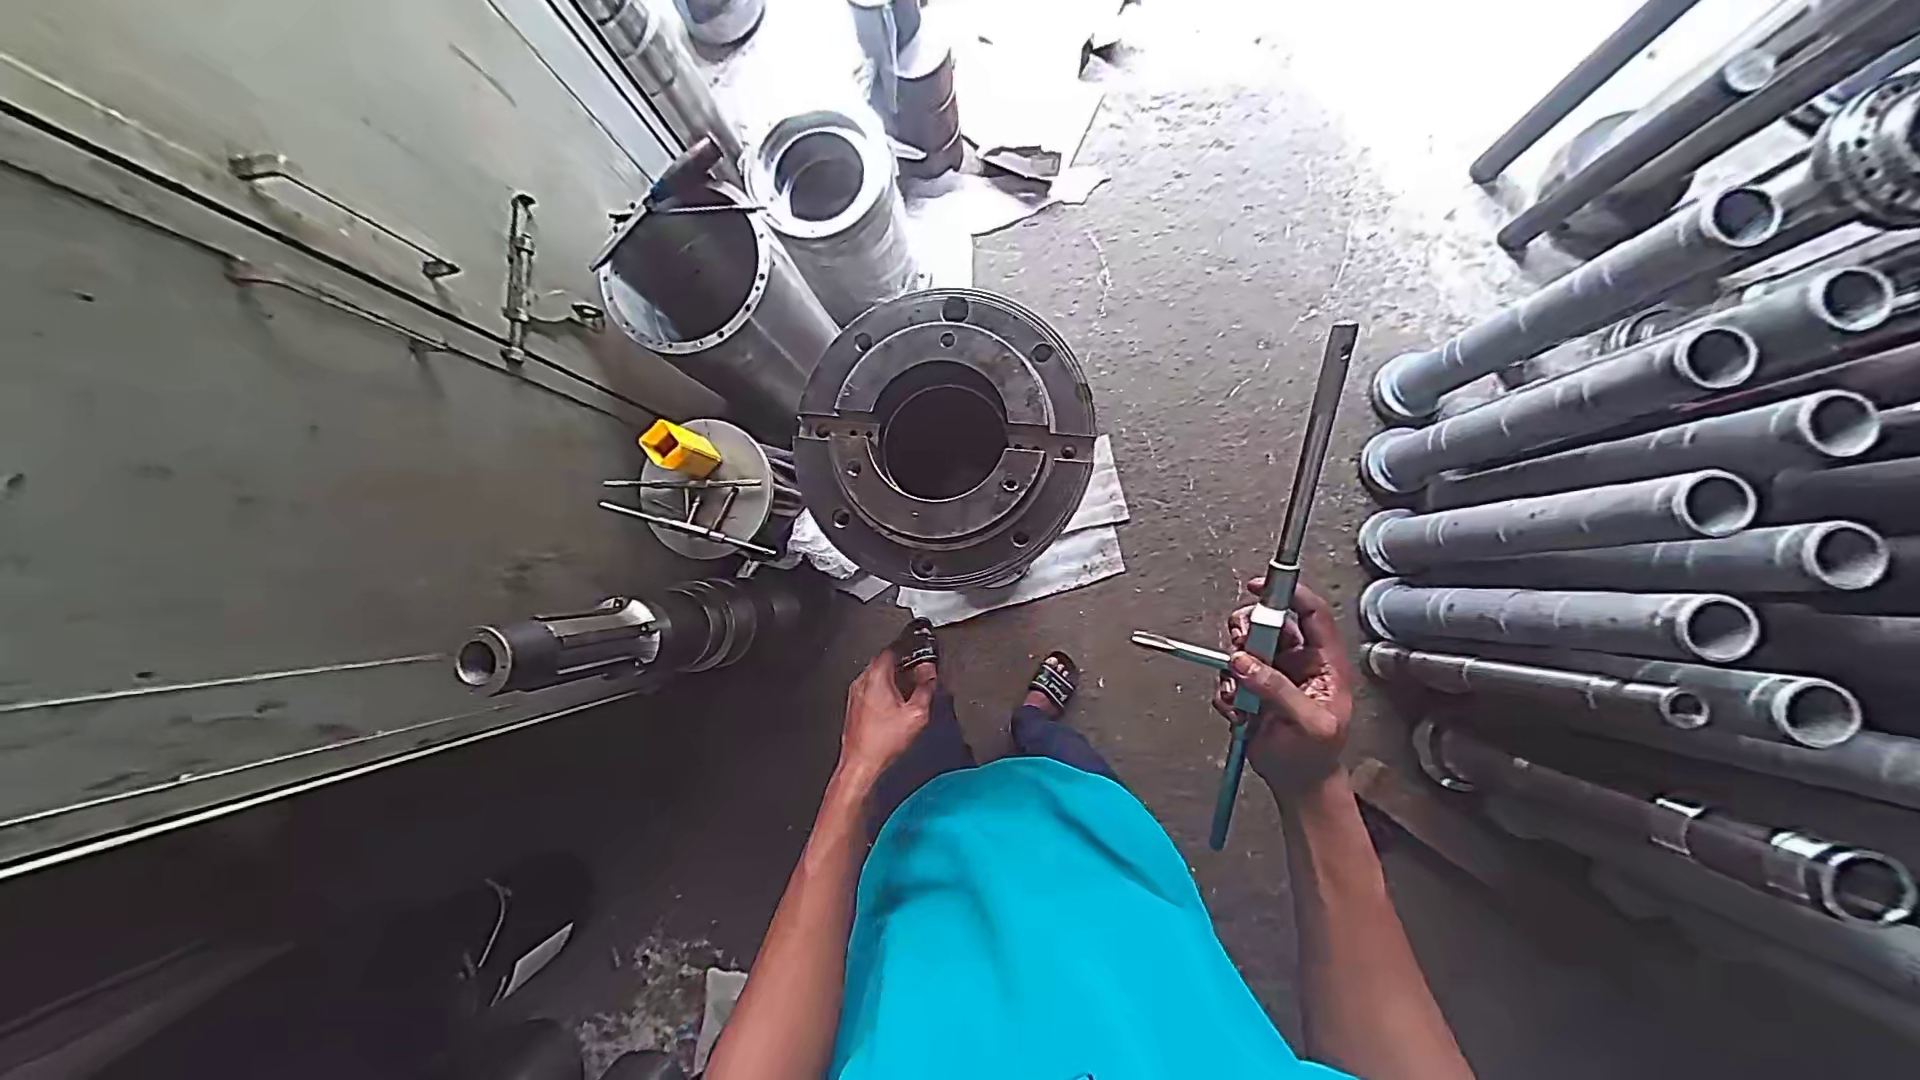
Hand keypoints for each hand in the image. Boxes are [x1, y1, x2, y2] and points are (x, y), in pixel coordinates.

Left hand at [837, 646, 936, 782]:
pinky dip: (883, 689)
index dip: (907, 649)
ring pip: (876, 675)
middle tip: (918, 671)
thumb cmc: (882, 742)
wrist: (860, 764)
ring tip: (909, 688)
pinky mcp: (854, 706)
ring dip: (892, 677)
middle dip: (902, 664)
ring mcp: (856, 694)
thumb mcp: (916, 714)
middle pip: (883, 661)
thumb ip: (926, 689)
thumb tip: (929, 674)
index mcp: (876, 677)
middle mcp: (862, 681)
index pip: (892, 649)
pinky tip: (895, 704)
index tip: (918, 652)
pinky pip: (870, 688)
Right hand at [1213, 577, 1355, 798]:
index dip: (1288, 594)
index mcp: (1324, 663)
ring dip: (1234, 666)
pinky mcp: (1250, 687)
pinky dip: (1227, 690)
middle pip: (1268, 624)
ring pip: (1243, 646)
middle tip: (1241, 646)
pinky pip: (1228, 675)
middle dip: (1248, 631)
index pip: (1310, 613)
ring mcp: (1271, 673)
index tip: (1260, 588)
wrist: (1297, 782)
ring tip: (1241, 691)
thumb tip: (1244, 661)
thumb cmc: (1316, 756)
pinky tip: (1240, 710)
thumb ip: (1278, 690)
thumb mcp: (1310, 724)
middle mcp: (1296, 662)